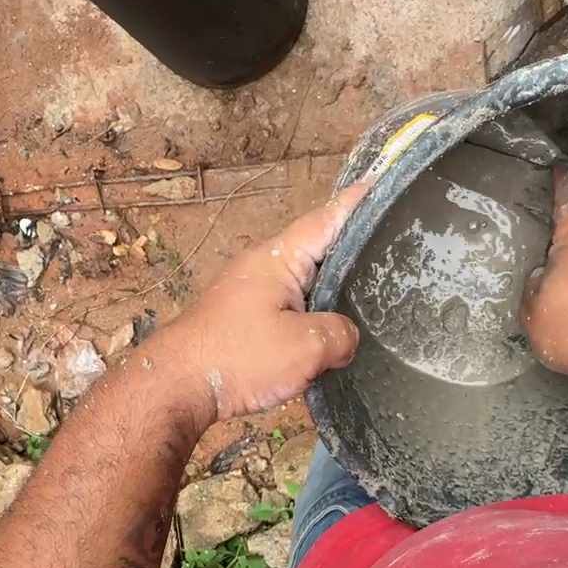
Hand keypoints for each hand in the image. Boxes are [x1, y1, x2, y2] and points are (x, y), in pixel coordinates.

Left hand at [152, 182, 368, 422]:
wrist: (179, 385)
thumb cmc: (239, 358)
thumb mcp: (306, 347)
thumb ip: (340, 335)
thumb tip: (345, 338)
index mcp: (279, 259)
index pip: (326, 220)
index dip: (356, 203)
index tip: (381, 182)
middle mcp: (263, 267)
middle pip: (317, 251)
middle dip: (350, 249)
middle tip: (389, 250)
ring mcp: (250, 293)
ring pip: (303, 285)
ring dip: (330, 291)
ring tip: (364, 297)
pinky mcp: (243, 320)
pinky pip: (288, 309)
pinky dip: (311, 316)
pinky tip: (325, 335)